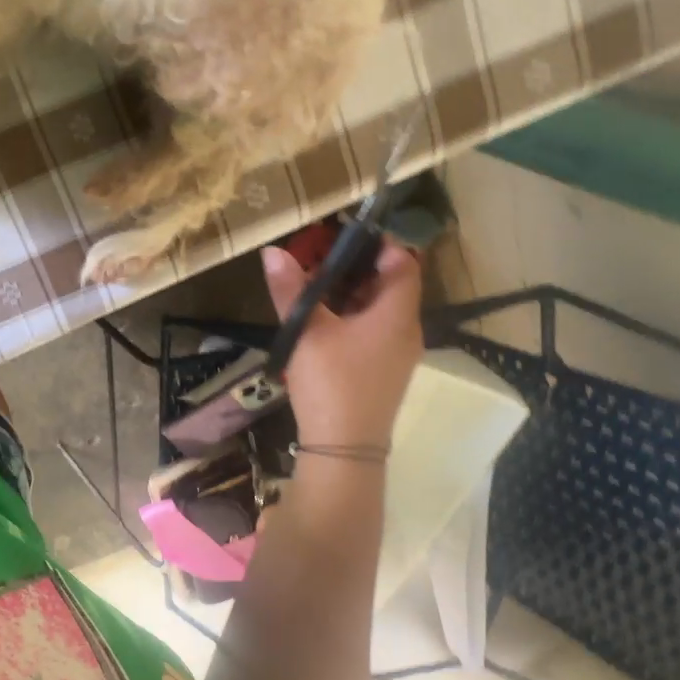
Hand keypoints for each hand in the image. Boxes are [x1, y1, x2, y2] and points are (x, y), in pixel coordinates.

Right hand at [261, 243, 422, 448]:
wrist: (345, 445)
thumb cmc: (331, 382)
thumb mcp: (306, 332)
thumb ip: (290, 291)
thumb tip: (272, 252)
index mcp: (396, 314)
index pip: (403, 264)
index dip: (381, 245)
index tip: (347, 234)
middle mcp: (407, 330)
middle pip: (392, 286)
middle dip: (360, 268)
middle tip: (322, 256)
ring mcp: (399, 354)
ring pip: (382, 311)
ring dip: (354, 295)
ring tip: (316, 286)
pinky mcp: (385, 371)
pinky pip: (376, 331)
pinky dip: (354, 317)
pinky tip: (324, 322)